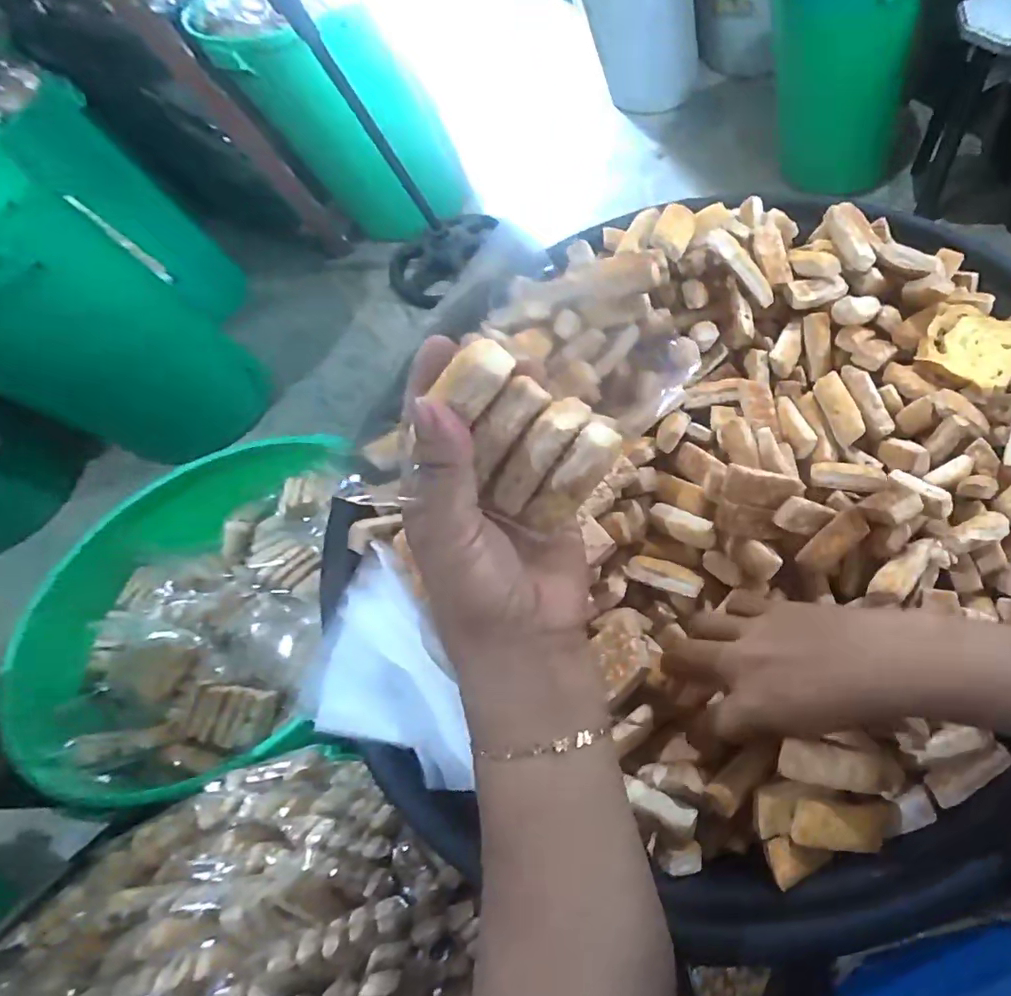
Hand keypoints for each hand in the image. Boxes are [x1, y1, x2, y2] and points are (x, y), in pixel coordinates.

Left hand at [400, 337, 590, 657]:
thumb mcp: (448, 532)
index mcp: (437, 489)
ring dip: (534, 408)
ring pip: (524, 439)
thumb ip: (443, 472)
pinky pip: (563, 466)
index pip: (429, 426)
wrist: (530, 639)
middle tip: (510, 351)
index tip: (444, 341)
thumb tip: (430, 403)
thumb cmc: (473, 591)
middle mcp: (475, 484)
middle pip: (482, 423)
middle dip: (493, 388)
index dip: (432, 383)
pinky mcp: (557, 505)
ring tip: (547, 369)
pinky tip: (581, 410)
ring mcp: (519, 493)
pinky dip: (571, 441)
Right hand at [668, 594, 949, 740]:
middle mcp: (738, 665)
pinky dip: (731, 612)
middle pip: (684, 659)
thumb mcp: (799, 728)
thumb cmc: (851, 708)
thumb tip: (744, 717)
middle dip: (672, 667)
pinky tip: (739, 618)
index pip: (707, 724)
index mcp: (747, 708)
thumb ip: (762, 721)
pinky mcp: (773, 606)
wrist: (882, 659)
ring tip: (701, 638)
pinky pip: (737, 602)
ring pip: (701, 623)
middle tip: (674, 670)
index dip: (700, 731)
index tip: (702, 731)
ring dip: (696, 633)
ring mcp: (752, 631)